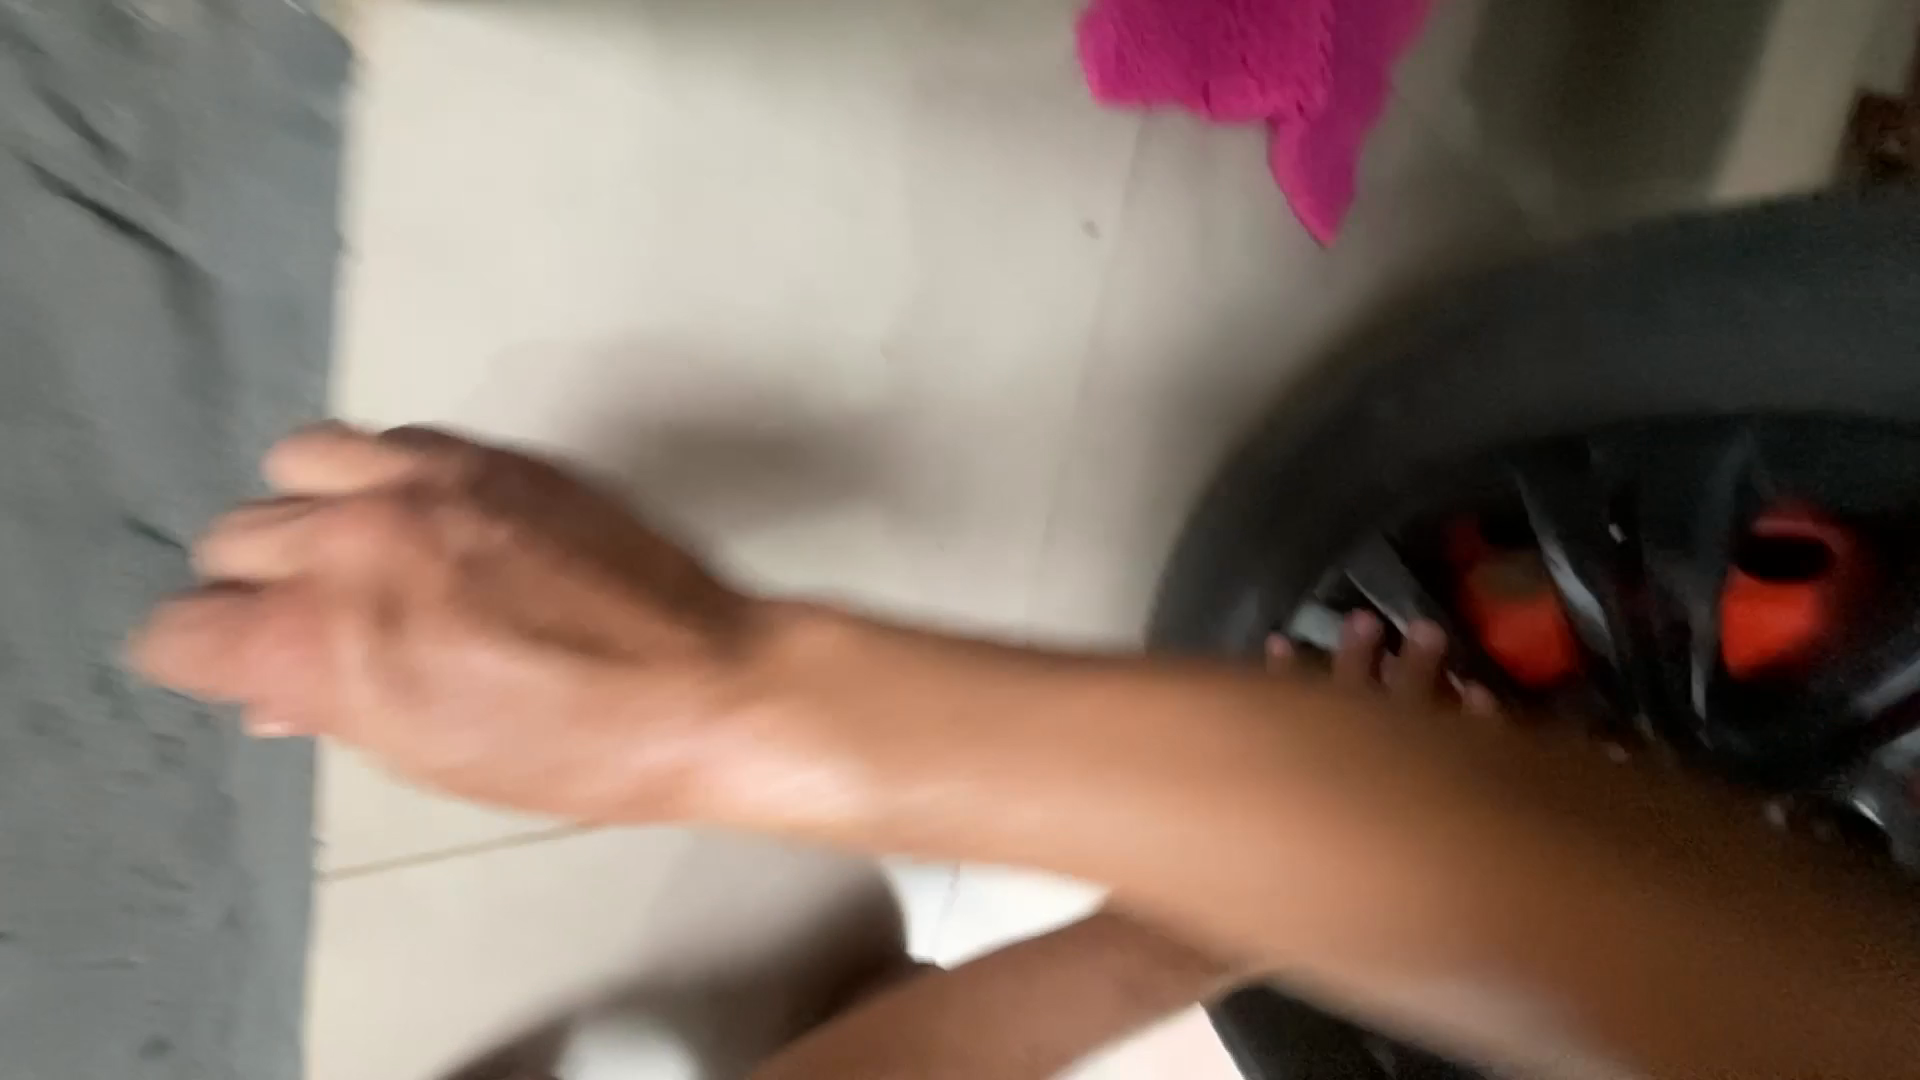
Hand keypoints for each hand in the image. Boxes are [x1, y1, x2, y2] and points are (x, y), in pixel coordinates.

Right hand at [131, 423, 762, 821]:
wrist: (706, 684)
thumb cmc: (579, 750)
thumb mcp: (434, 756)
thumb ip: (340, 704)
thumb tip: (282, 689)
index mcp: (321, 645)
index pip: (184, 631)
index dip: (226, 657)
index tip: (265, 667)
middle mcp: (362, 545)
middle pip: (241, 539)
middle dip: (279, 585)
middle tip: (348, 615)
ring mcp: (438, 488)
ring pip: (304, 464)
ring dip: (326, 509)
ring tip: (386, 551)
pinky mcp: (506, 461)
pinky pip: (402, 440)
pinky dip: (399, 474)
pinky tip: (443, 516)